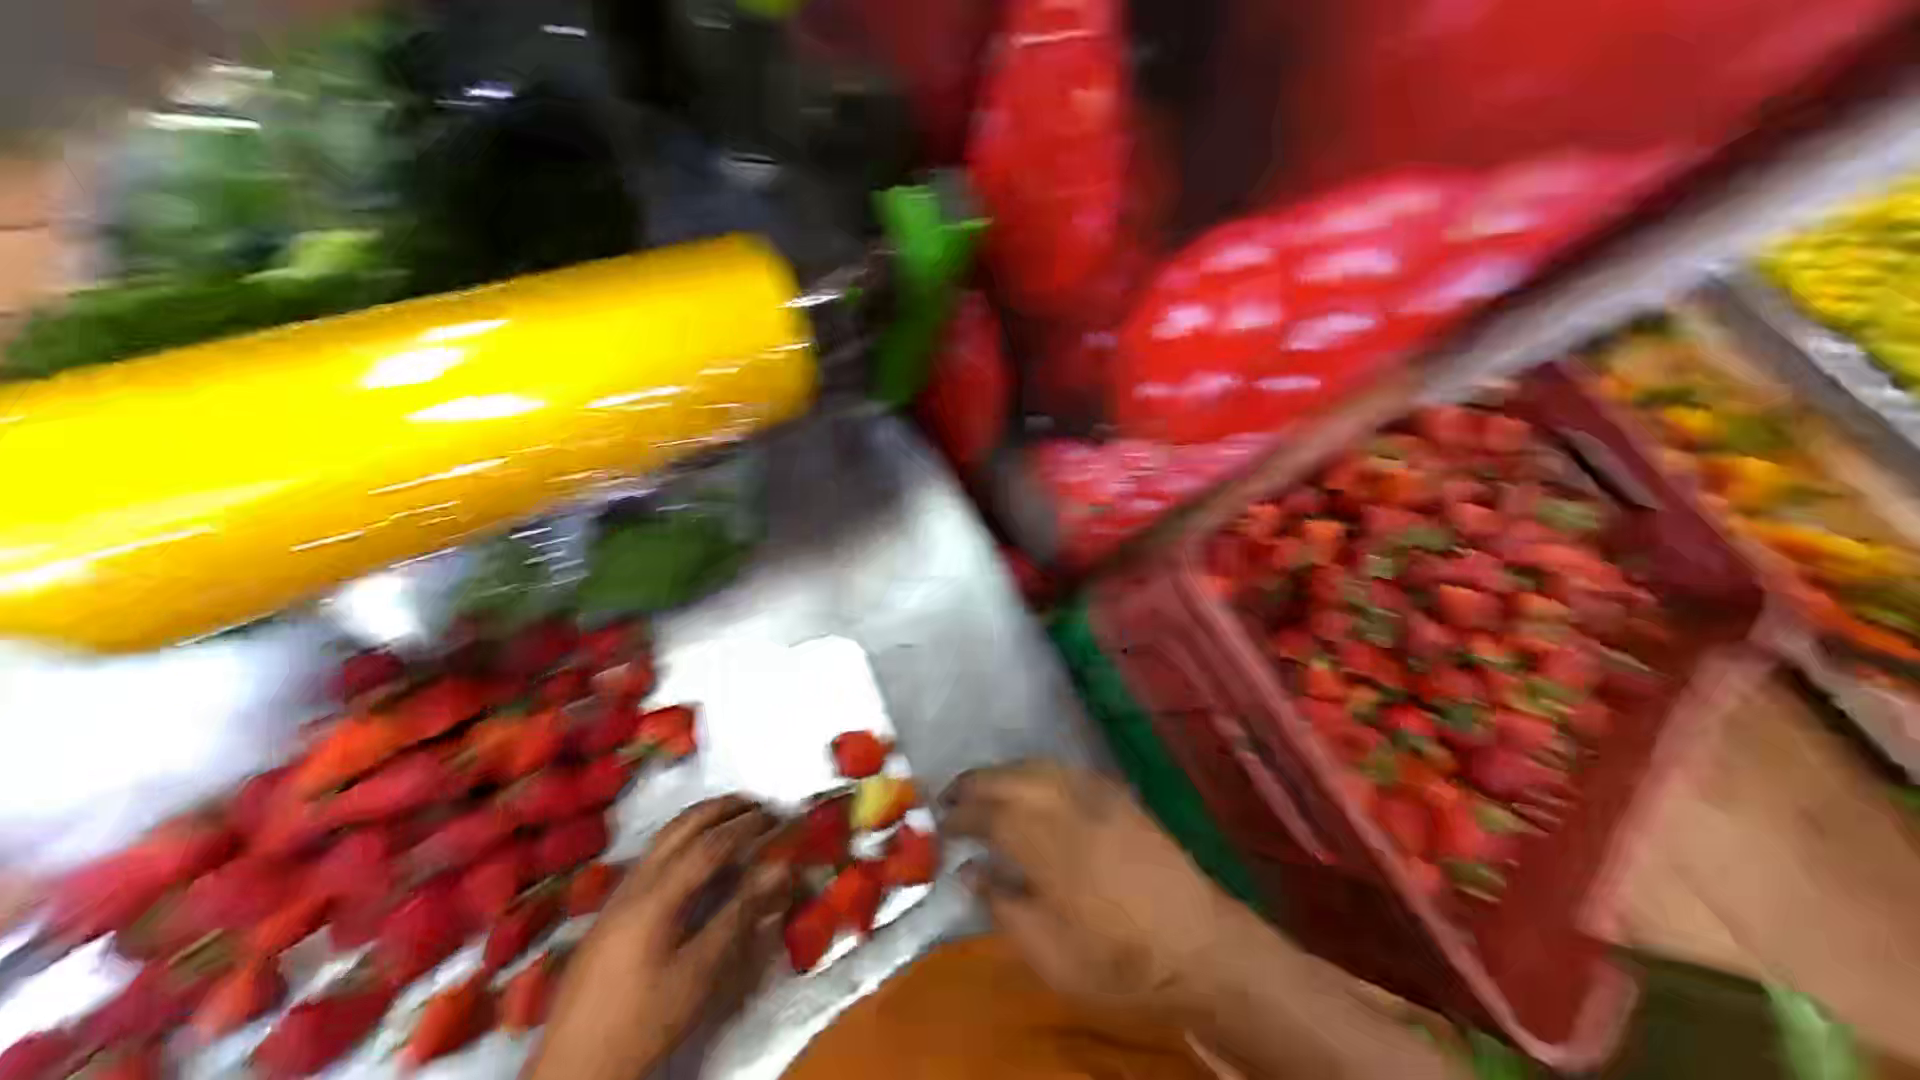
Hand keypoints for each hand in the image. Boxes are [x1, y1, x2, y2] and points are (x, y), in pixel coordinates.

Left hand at [525, 797, 789, 1079]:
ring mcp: (618, 896)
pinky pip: (653, 856)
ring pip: (662, 839)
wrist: (574, 1067)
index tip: (776, 816)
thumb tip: (779, 868)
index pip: (709, 845)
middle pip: (680, 828)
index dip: (746, 826)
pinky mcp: (611, 912)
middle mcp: (634, 884)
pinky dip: (683, 839)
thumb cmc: (645, 1020)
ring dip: (700, 820)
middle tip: (755, 803)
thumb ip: (740, 915)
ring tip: (730, 818)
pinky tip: (694, 857)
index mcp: (656, 896)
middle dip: (720, 809)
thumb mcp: (701, 973)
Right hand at [942, 763, 1260, 1020]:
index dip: (961, 815)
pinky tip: (1030, 787)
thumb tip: (970, 870)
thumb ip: (1004, 907)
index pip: (990, 815)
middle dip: (975, 784)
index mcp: (1048, 847)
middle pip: (1010, 779)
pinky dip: (1036, 772)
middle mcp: (1069, 808)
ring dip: (1003, 773)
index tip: (941, 822)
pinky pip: (1065, 770)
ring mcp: (1097, 797)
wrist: (1200, 947)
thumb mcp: (1050, 955)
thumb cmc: (1119, 962)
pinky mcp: (1119, 796)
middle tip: (950, 797)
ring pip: (1037, 767)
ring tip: (984, 789)